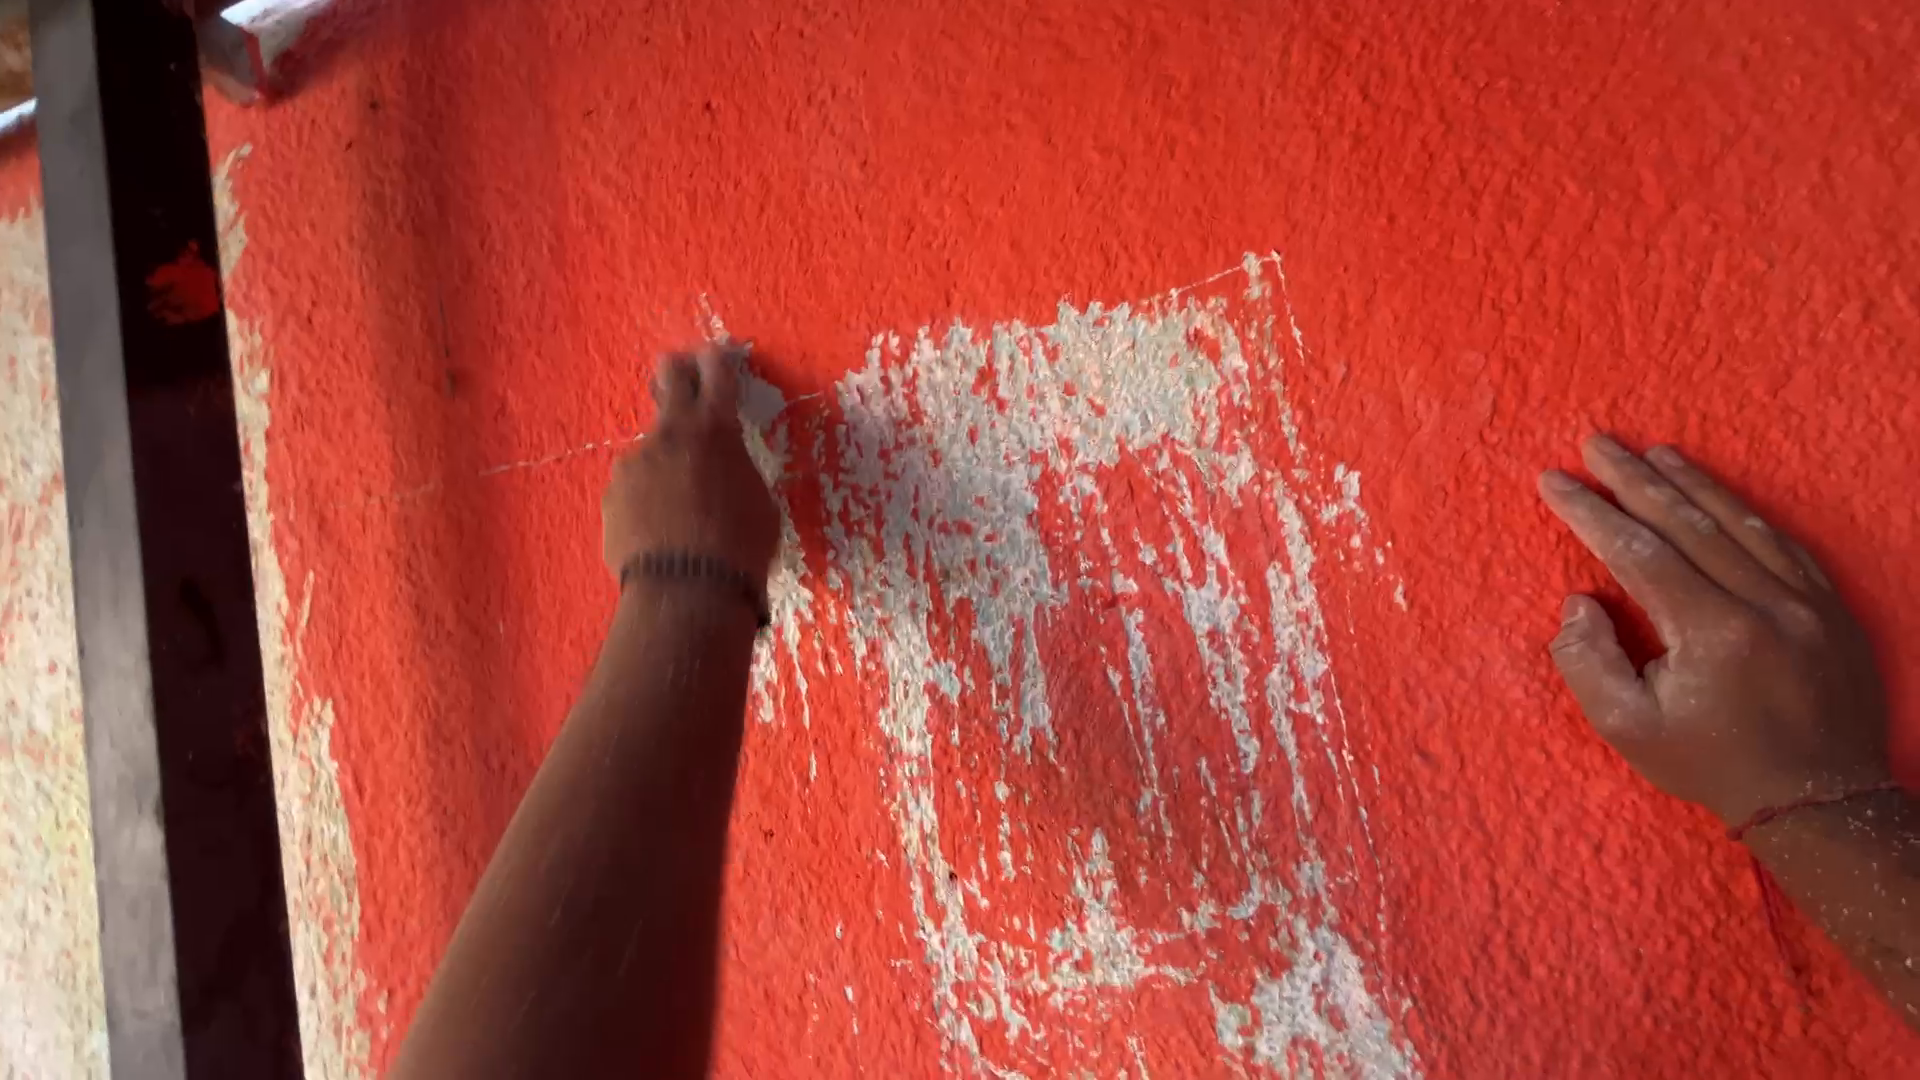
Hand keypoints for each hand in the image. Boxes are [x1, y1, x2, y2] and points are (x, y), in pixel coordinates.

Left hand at [602, 346, 779, 592]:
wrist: (688, 591)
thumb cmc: (742, 545)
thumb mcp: (758, 500)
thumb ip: (736, 468)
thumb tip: (722, 466)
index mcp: (714, 430)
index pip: (718, 371)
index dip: (720, 358)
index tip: (720, 354)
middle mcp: (668, 434)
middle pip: (668, 376)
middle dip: (679, 373)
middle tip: (686, 383)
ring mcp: (634, 463)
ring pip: (653, 450)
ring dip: (667, 466)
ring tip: (683, 510)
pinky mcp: (612, 495)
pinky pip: (636, 487)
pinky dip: (649, 500)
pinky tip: (663, 531)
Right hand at [1538, 435, 1889, 825]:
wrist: (1819, 800)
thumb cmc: (1706, 761)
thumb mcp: (1624, 724)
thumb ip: (1587, 658)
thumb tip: (1581, 601)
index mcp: (1713, 631)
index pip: (1639, 550)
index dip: (1591, 511)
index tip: (1555, 480)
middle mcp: (1766, 605)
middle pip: (1688, 523)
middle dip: (1634, 478)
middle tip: (1596, 442)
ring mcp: (1807, 604)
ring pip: (1739, 524)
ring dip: (1691, 482)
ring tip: (1652, 452)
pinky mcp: (1829, 610)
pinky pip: (1782, 544)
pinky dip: (1741, 510)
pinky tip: (1715, 493)